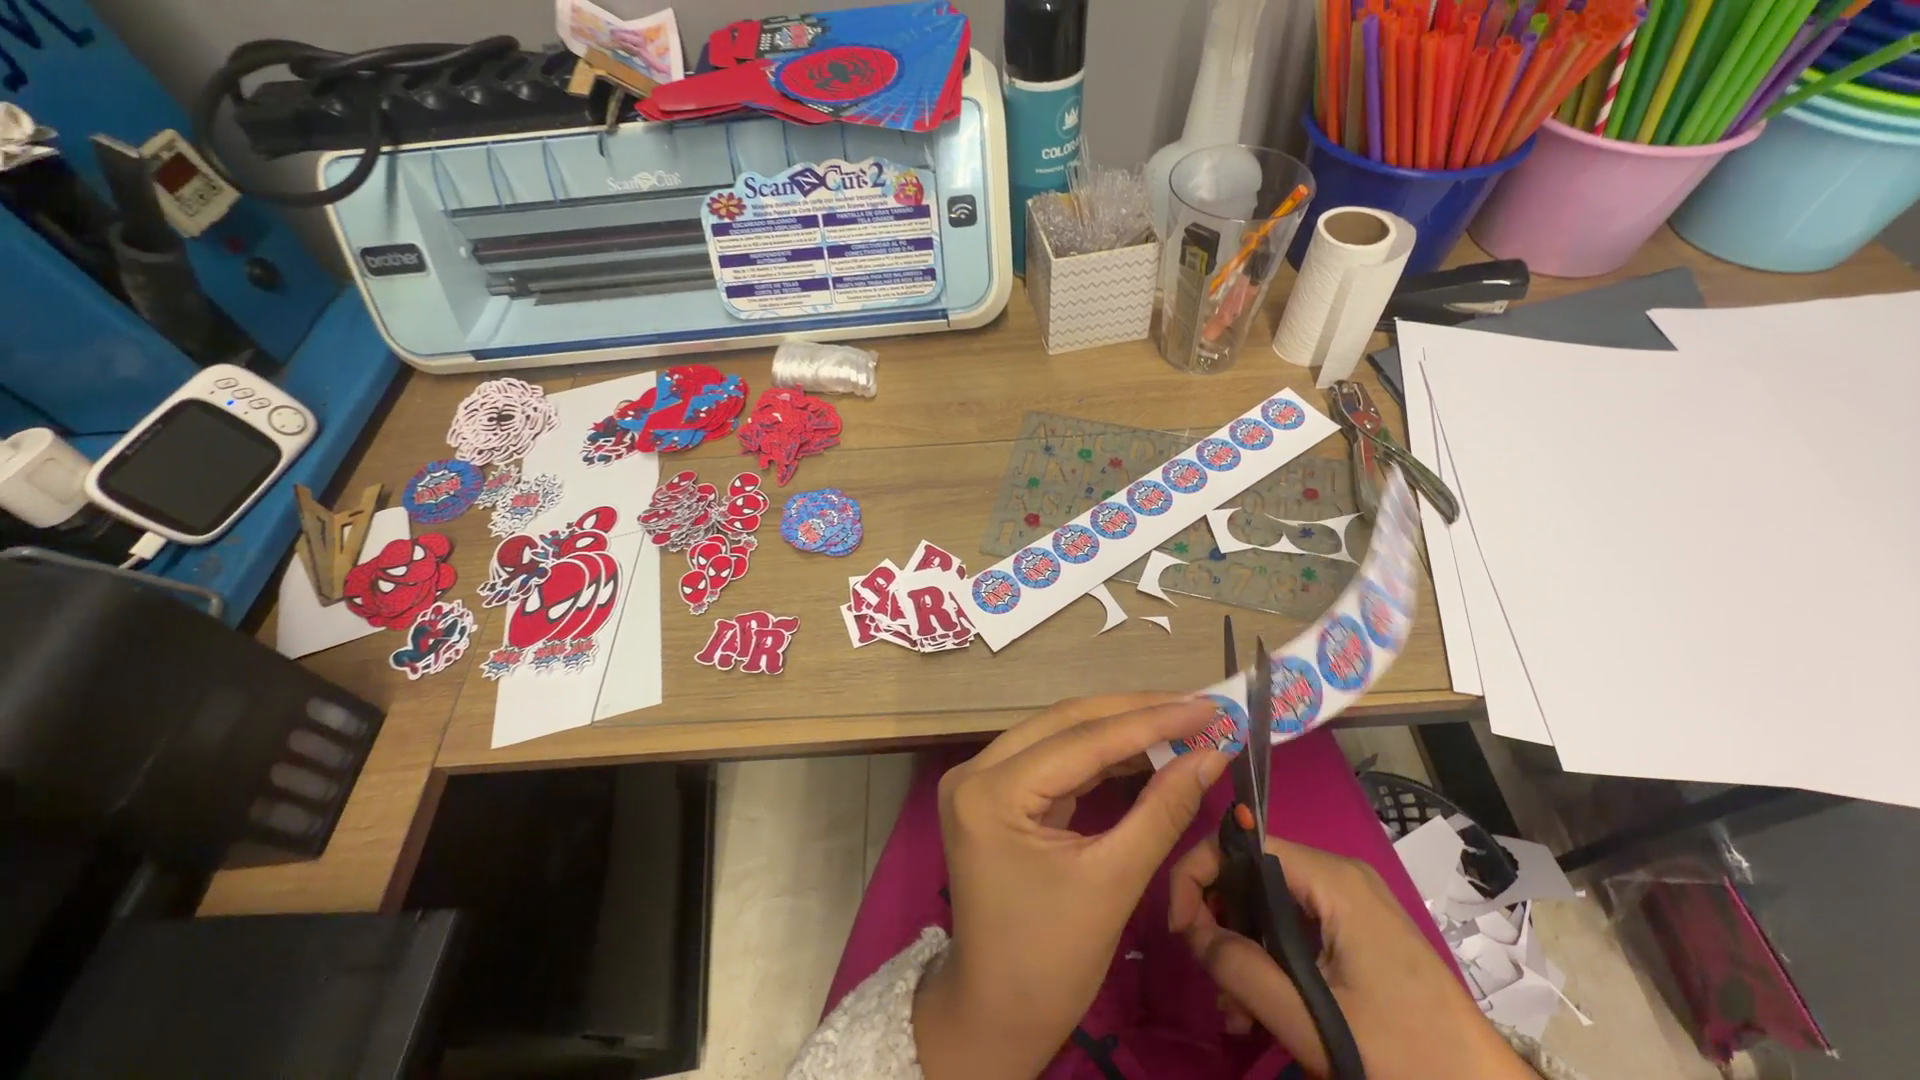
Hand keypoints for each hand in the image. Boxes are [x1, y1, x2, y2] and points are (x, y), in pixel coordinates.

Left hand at [913, 694, 1230, 1079]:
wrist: (998, 1013)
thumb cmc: (1051, 958)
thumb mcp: (1114, 881)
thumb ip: (1163, 809)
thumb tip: (1214, 754)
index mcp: (990, 792)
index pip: (1082, 738)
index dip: (1152, 720)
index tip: (1210, 705)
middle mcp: (976, 772)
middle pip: (1067, 723)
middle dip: (1137, 713)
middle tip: (1201, 707)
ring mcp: (982, 783)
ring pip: (1062, 736)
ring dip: (1122, 730)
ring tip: (1183, 722)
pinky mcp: (997, 797)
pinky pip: (1055, 762)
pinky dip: (1102, 756)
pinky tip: (1146, 751)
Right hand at [1169, 836, 1532, 1079]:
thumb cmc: (1402, 1054)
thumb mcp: (1309, 1017)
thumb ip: (1240, 968)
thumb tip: (1190, 931)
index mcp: (1333, 879)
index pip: (1242, 844)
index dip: (1198, 877)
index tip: (1179, 932)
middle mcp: (1341, 877)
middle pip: (1253, 876)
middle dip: (1220, 925)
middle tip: (1212, 985)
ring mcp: (1353, 906)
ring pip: (1271, 908)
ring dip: (1244, 954)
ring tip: (1237, 1016)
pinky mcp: (1360, 935)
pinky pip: (1297, 931)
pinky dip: (1272, 964)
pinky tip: (1264, 1013)